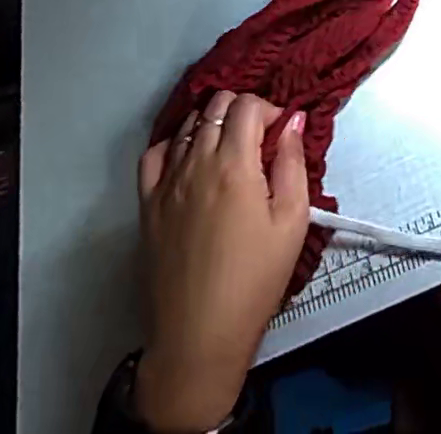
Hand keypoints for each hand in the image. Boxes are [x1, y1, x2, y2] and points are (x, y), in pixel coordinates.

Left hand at [134, 91, 308, 432]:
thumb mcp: (293, 218)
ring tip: (232, 147)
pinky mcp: (147, 205)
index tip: (284, 135)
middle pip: (216, 108)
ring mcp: (165, 184)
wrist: (199, 334)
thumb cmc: (256, 276)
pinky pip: (153, 155)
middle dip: (244, 110)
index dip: (271, 110)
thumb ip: (293, 162)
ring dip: (213, 123)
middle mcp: (194, 164)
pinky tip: (190, 156)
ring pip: (186, 126)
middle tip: (263, 138)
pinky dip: (174, 142)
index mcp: (233, 165)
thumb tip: (293, 121)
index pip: (247, 106)